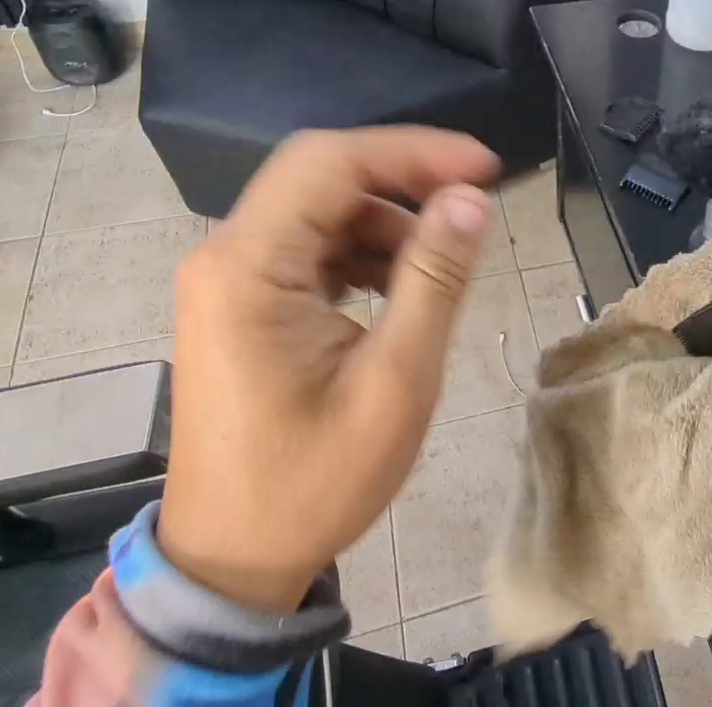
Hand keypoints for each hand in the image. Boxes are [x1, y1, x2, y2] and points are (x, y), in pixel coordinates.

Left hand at [157, 127, 499, 611]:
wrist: (234, 560)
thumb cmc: (315, 481)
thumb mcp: (395, 382)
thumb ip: (434, 279)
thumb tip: (470, 200)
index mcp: (249, 268)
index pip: (330, 163)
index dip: (413, 151)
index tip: (485, 168)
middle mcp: (226, 258)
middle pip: (321, 178)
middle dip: (405, 180)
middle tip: (474, 203)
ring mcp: (229, 281)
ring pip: (320, 211)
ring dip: (388, 221)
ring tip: (444, 264)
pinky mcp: (242, 304)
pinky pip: (310, 249)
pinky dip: (364, 253)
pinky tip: (403, 287)